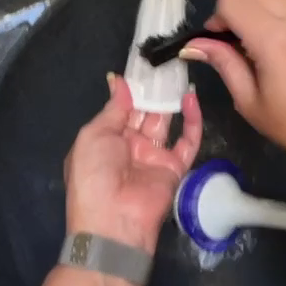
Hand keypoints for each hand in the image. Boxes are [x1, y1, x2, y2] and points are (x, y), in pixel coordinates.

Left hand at [64, 73, 202, 253]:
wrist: (114, 223)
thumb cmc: (93, 177)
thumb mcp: (92, 137)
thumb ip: (111, 109)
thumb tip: (119, 82)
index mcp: (105, 140)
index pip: (121, 108)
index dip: (131, 88)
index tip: (142, 63)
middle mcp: (130, 146)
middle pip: (145, 113)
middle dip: (153, 90)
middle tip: (164, 62)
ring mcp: (153, 157)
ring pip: (166, 123)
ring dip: (172, 99)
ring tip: (179, 72)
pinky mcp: (175, 169)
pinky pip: (187, 142)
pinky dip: (193, 122)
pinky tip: (192, 99)